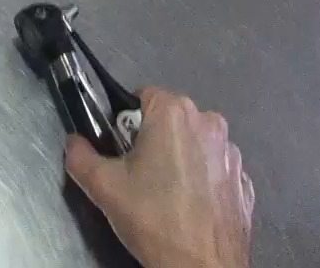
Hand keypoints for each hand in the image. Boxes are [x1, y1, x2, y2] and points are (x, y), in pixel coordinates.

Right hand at [65, 87, 254, 267]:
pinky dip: (203, 181)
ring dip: (181, 158)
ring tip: (167, 197)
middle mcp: (207, 121)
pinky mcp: (245, 180)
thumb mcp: (104, 187)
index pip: (142, 98)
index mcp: (174, 111)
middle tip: (140, 177)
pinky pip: (215, 169)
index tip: (124, 152)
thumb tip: (74, 142)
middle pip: (169, 119)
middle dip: (153, 140)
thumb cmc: (154, 220)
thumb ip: (80, 156)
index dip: (127, 124)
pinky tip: (192, 208)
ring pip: (194, 142)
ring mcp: (231, 151)